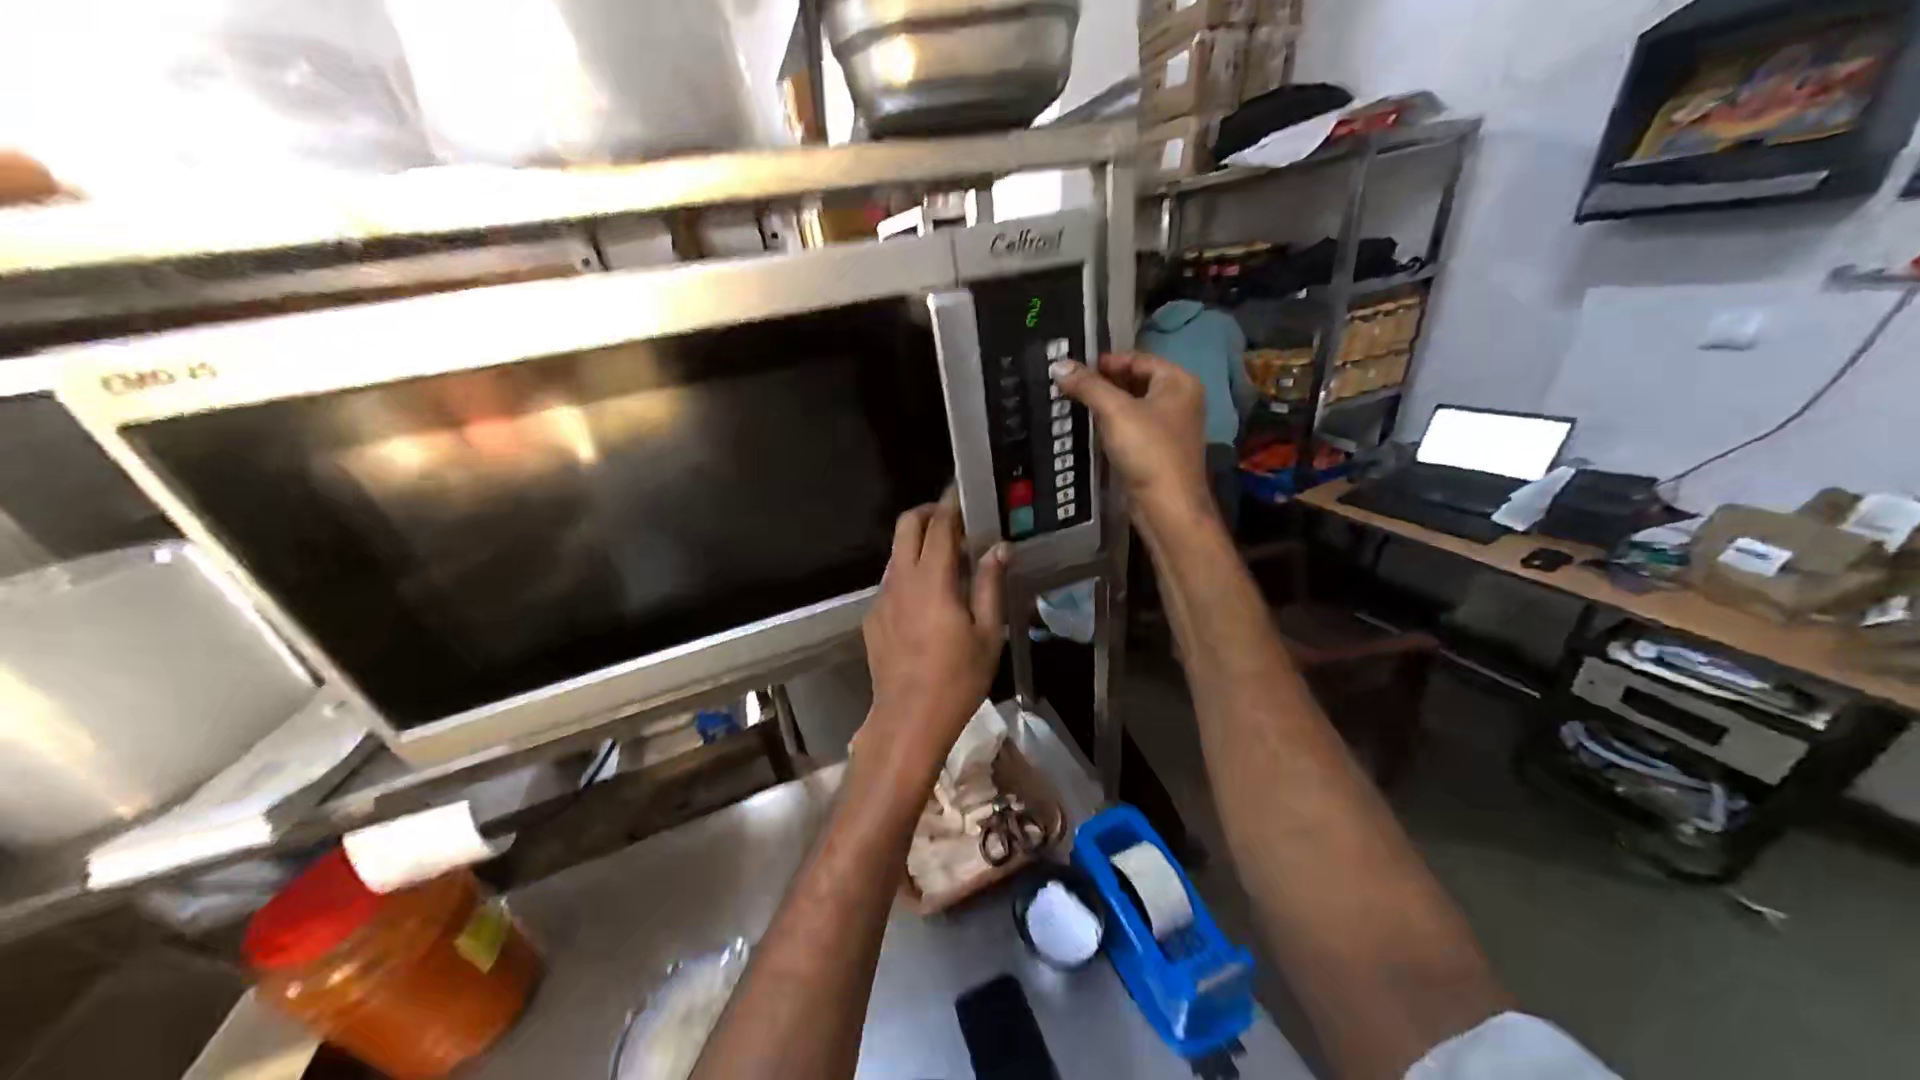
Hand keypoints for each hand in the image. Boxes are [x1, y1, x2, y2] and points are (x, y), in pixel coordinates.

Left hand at [859, 496, 1007, 774]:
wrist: (909, 719)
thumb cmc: (957, 679)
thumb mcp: (988, 634)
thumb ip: (991, 585)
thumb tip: (999, 549)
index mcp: (932, 580)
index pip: (939, 526)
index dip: (950, 504)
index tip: (962, 493)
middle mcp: (900, 580)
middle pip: (905, 526)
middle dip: (927, 513)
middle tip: (952, 520)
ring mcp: (881, 599)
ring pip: (896, 554)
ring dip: (917, 545)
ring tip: (945, 561)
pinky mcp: (873, 618)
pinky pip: (890, 582)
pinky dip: (908, 574)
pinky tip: (927, 601)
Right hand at [1050, 353, 1213, 531]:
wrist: (1167, 506)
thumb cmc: (1147, 450)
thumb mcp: (1114, 411)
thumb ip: (1087, 385)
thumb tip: (1058, 364)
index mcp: (1178, 382)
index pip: (1138, 359)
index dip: (1106, 361)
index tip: (1075, 366)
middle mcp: (1179, 400)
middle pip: (1135, 381)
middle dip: (1103, 383)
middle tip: (1069, 384)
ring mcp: (1170, 427)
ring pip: (1132, 406)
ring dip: (1104, 404)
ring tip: (1073, 402)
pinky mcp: (1158, 450)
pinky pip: (1131, 427)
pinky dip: (1112, 425)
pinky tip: (1090, 428)